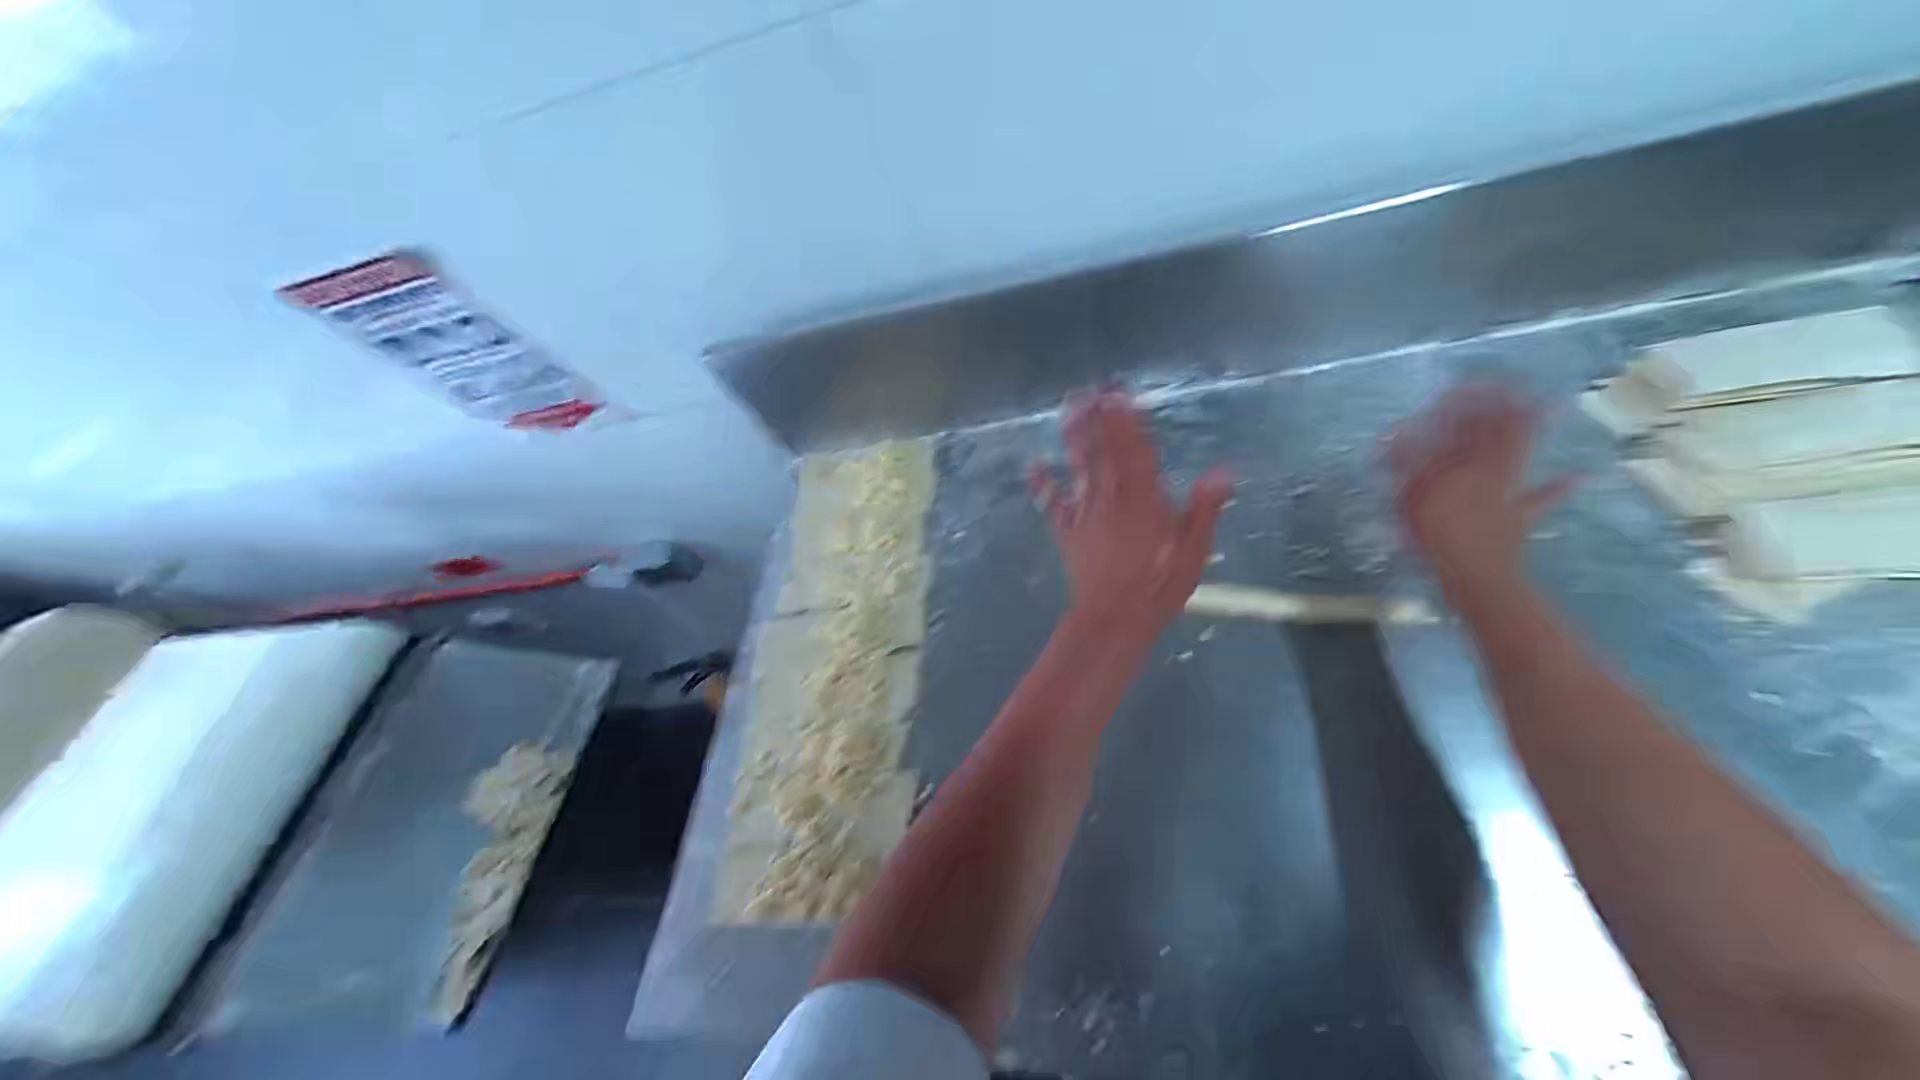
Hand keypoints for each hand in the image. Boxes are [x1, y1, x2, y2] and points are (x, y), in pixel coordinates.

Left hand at [1030, 391, 1233, 630]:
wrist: (1114, 617)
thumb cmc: (1159, 585)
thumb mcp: (1193, 551)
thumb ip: (1205, 509)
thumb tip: (1225, 470)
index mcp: (1144, 498)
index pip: (1135, 451)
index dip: (1126, 421)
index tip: (1117, 394)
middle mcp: (1111, 497)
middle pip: (1103, 451)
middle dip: (1097, 419)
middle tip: (1089, 389)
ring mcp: (1085, 513)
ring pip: (1079, 467)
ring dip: (1073, 437)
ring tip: (1069, 409)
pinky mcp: (1067, 531)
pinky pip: (1053, 503)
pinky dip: (1043, 484)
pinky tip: (1034, 464)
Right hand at [1388, 385, 1574, 593]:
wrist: (1477, 577)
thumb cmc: (1439, 538)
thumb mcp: (1413, 498)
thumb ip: (1405, 464)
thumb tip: (1392, 433)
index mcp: (1467, 462)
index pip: (1466, 421)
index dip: (1464, 400)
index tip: (1457, 383)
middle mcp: (1494, 468)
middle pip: (1500, 428)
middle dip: (1499, 405)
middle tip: (1501, 383)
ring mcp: (1510, 491)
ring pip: (1521, 452)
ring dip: (1526, 428)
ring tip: (1541, 406)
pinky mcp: (1520, 515)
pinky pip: (1543, 496)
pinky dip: (1559, 485)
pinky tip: (1576, 476)